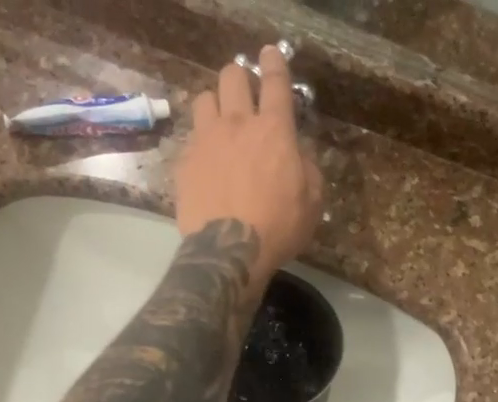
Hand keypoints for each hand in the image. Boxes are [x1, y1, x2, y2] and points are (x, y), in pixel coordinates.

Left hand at [177, 46, 324, 283]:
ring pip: (204, 99)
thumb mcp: (312, 202)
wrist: (229, 251)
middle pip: (232, 77)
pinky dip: (200, 143)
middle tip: (244, 92)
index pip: (276, 83)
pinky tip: (206, 161)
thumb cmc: (277, 228)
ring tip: (220, 123)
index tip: (270, 54)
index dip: (274, 64)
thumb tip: (298, 155)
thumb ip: (307, 169)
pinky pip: (191, 138)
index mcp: (275, 131)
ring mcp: (206, 140)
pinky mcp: (185, 161)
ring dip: (215, 105)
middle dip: (240, 78)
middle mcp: (238, 124)